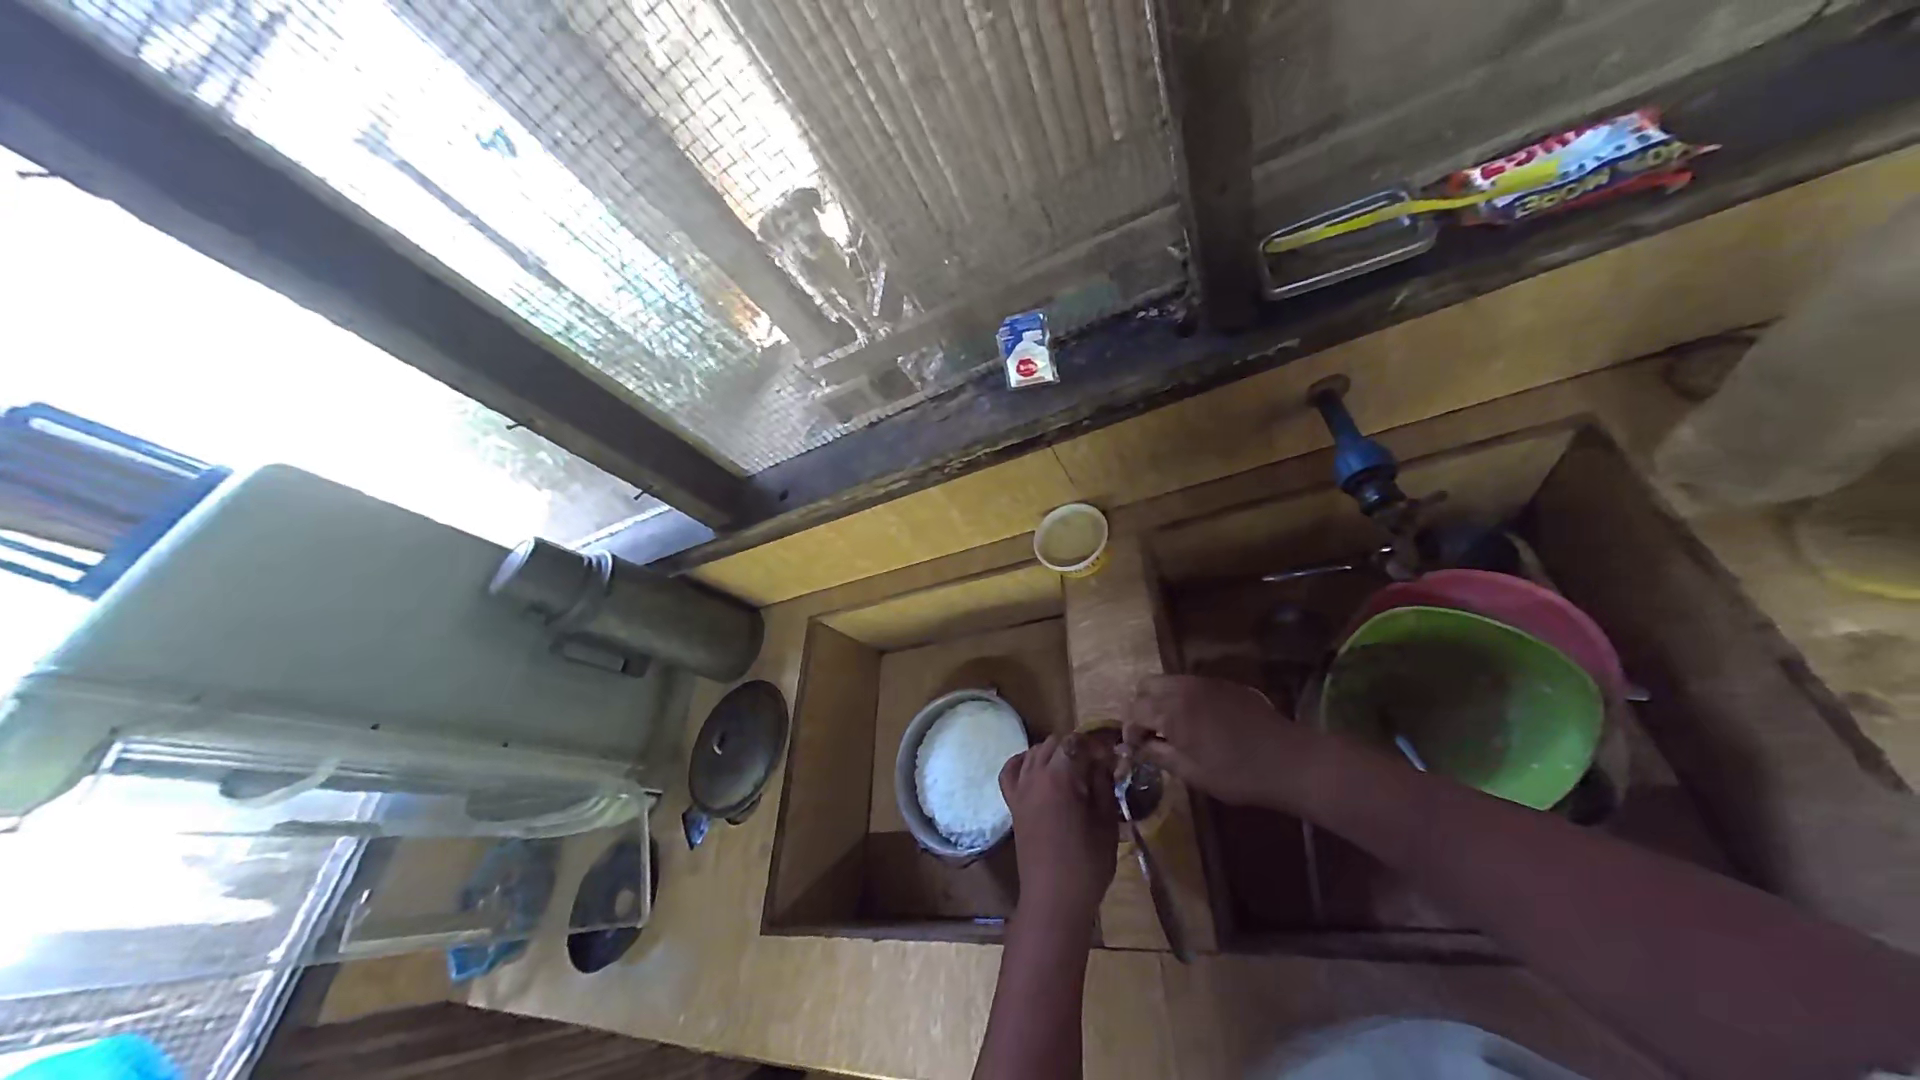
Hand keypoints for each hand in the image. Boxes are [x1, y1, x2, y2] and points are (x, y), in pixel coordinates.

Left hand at [998, 733, 1117, 919]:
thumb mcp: (1106, 822)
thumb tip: (1103, 761)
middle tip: (1098, 763)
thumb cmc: (1087, 864)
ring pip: (1034, 753)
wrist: (1054, 898)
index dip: (1096, 743)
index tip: (1112, 754)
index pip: (1076, 742)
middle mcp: (1034, 776)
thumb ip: (1103, 784)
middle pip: (1054, 743)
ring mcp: (1019, 789)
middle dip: (1077, 746)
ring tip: (1075, 769)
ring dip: (1054, 752)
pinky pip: (1011, 771)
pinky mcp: (1013, 804)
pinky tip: (1039, 768)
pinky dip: (1023, 762)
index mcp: (1059, 778)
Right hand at [1123, 674, 1313, 808]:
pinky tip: (1197, 722)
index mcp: (1171, 711)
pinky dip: (1183, 697)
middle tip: (1150, 733)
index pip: (1134, 711)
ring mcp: (1206, 682)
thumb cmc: (1237, 773)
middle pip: (1146, 686)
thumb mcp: (1191, 772)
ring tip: (1172, 728)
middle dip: (1141, 708)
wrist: (1290, 760)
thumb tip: (1136, 748)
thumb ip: (1158, 754)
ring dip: (1161, 700)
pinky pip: (1191, 684)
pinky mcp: (1225, 684)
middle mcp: (1183, 688)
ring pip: (1168, 681)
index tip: (1135, 749)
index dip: (1130, 731)